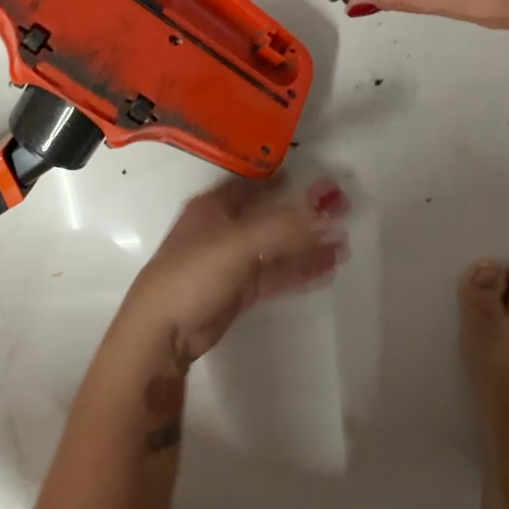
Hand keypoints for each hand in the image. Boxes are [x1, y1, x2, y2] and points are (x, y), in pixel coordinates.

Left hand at [111, 176, 349, 369]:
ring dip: (307, 245)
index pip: (251, 185)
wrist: (163, 331)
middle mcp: (222, 230)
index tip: (316, 178)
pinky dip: (299, 270)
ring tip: (345, 243)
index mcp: (212, 208)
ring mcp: (230, 262)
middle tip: (343, 212)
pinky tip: (328, 267)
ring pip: (275, 248)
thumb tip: (327, 200)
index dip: (282, 180)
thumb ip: (284, 224)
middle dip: (304, 216)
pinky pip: (274, 274)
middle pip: (269, 217)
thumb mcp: (238, 243)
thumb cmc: (192, 275)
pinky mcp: (238, 291)